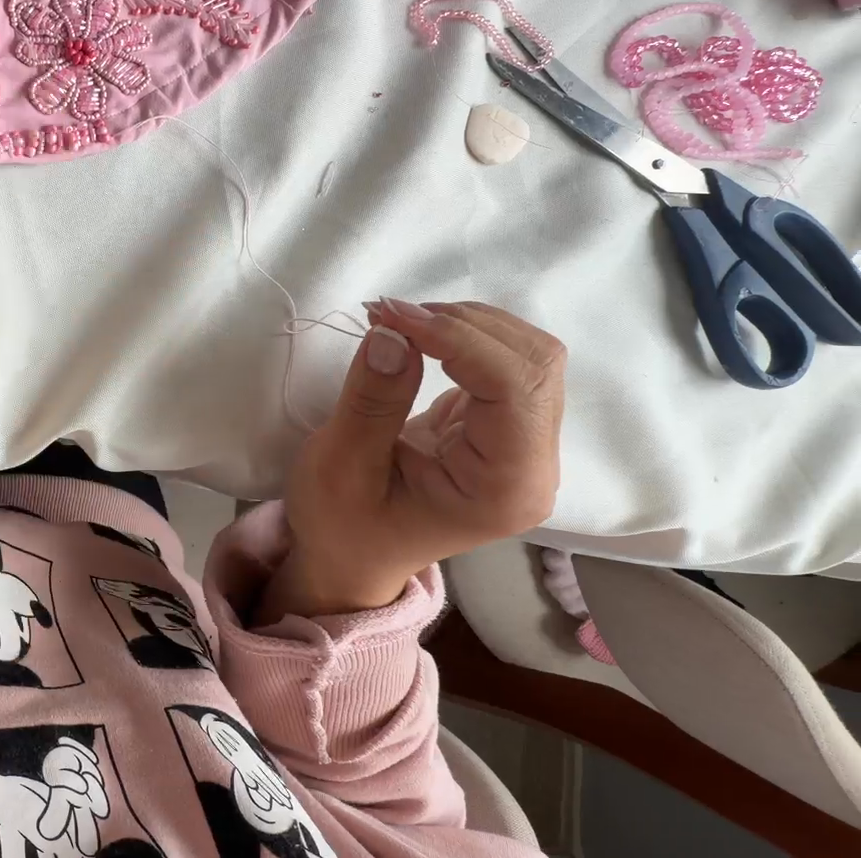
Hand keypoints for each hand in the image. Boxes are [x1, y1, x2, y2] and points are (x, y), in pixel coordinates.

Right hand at [260, 299, 565, 620]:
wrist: (349, 560)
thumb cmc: (341, 524)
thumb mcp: (340, 465)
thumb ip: (372, 399)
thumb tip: (394, 333)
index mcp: (506, 486)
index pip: (513, 385)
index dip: (455, 338)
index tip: (386, 315)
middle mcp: (534, 464)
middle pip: (535, 362)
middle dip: (463, 325)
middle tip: (386, 315)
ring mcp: (524, 446)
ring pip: (527, 356)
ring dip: (464, 325)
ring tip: (396, 323)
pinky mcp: (502, 430)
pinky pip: (504, 366)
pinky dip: (461, 338)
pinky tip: (415, 338)